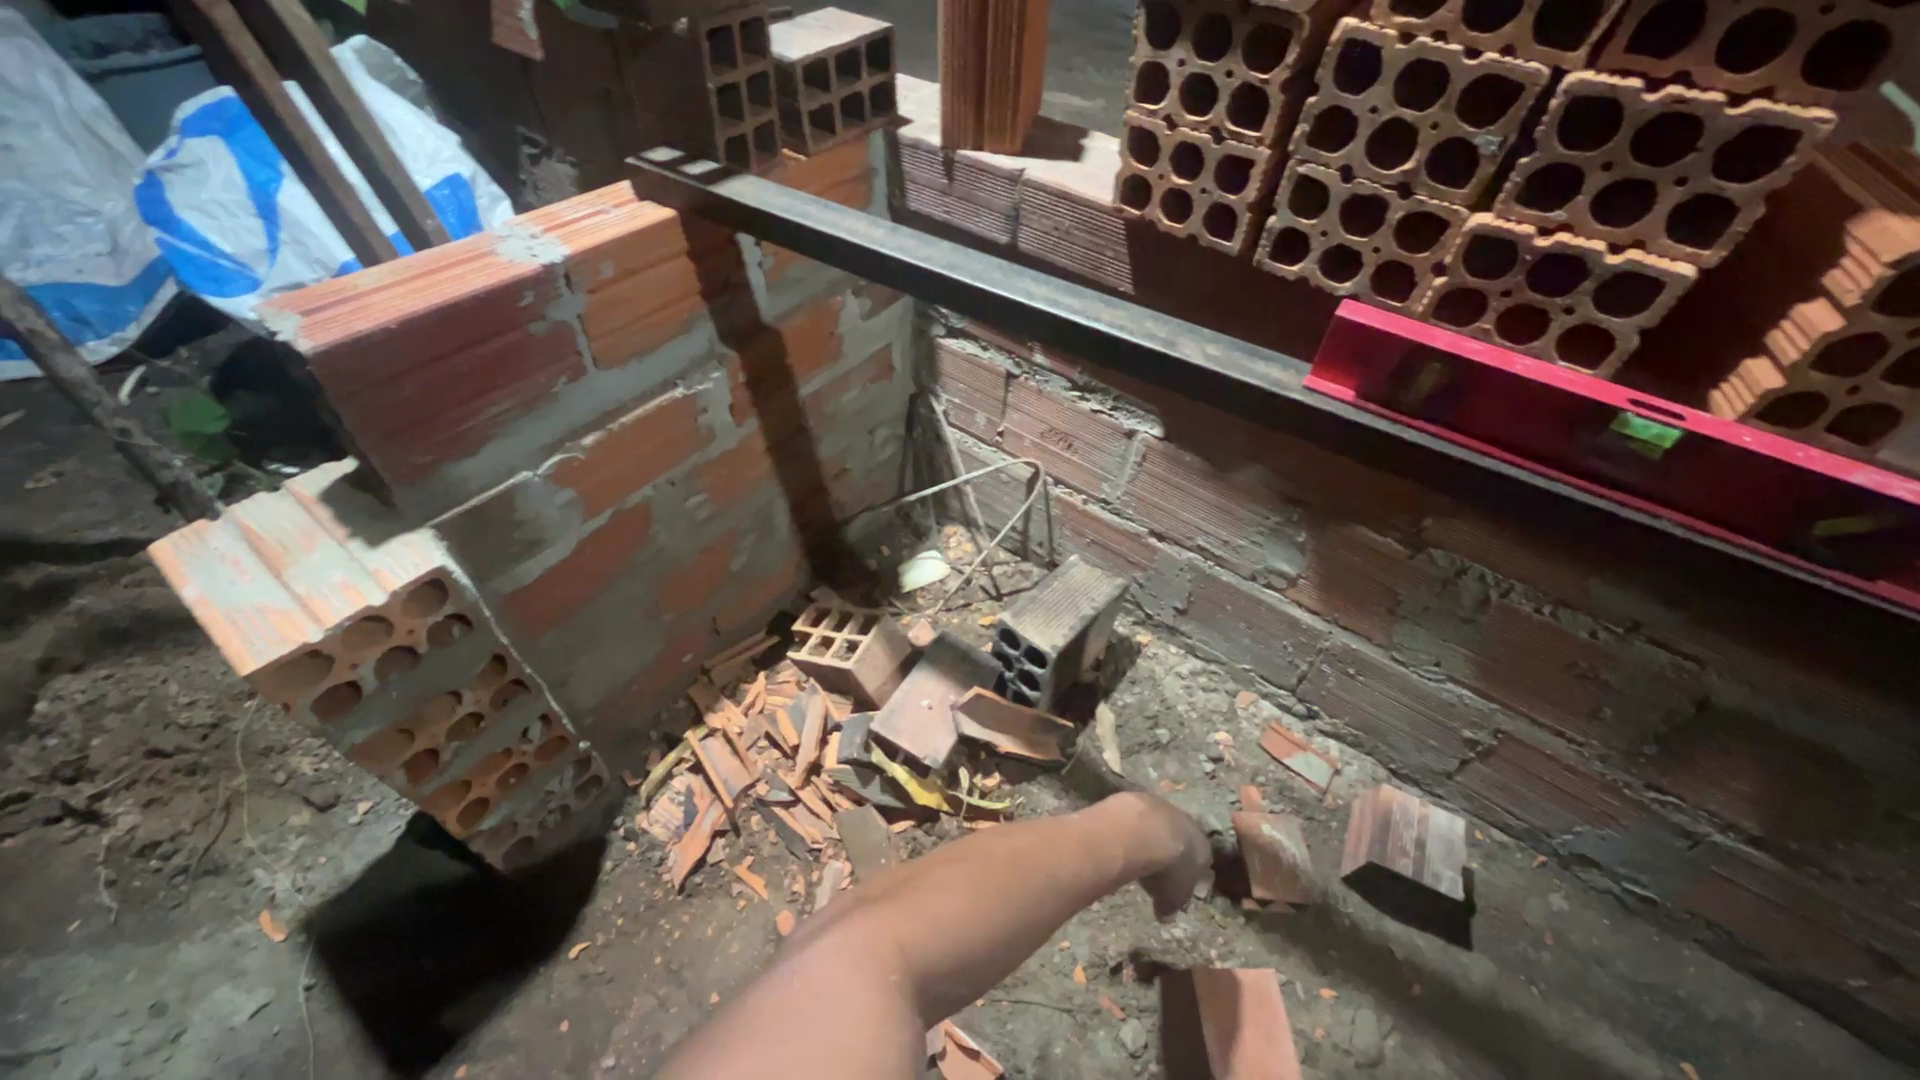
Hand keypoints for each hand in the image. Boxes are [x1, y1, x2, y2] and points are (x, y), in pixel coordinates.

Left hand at [1117, 793, 1211, 919]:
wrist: (1146, 831)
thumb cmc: (1167, 871)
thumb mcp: (1171, 898)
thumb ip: (1170, 907)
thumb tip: (1165, 916)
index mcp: (1203, 849)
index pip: (1201, 861)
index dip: (1187, 873)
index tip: (1173, 883)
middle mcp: (1189, 824)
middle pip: (1181, 839)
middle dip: (1169, 851)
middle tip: (1153, 867)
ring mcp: (1165, 807)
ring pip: (1160, 824)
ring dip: (1150, 836)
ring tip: (1135, 852)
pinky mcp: (1142, 798)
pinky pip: (1139, 816)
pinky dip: (1132, 826)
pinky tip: (1122, 837)